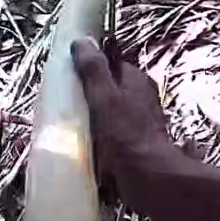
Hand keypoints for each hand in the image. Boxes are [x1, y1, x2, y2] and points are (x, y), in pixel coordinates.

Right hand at [70, 37, 187, 215]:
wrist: (147, 179)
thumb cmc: (124, 134)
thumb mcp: (103, 95)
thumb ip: (93, 68)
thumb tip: (82, 41)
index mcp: (137, 81)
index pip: (113, 65)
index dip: (92, 69)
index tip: (72, 78)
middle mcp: (143, 99)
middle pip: (113, 91)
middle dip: (93, 97)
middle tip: (71, 105)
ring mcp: (143, 125)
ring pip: (114, 115)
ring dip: (98, 121)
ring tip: (77, 129)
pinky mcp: (139, 147)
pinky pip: (116, 138)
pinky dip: (104, 141)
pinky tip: (91, 149)